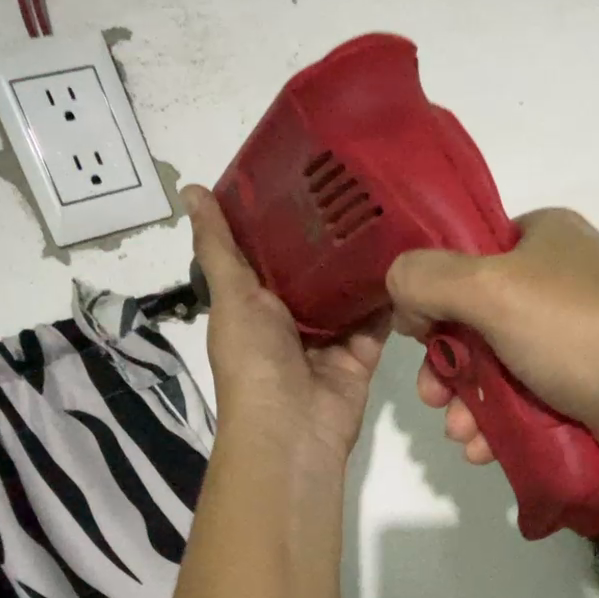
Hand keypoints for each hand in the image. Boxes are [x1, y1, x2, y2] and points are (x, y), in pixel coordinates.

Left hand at [185, 185, 388, 466]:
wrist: (292, 431)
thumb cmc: (252, 361)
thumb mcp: (231, 296)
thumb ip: (218, 246)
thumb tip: (189, 189)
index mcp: (253, 304)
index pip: (267, 251)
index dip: (280, 214)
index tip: (304, 166)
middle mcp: (291, 318)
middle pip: (313, 270)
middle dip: (330, 236)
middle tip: (360, 183)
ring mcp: (329, 338)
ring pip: (349, 293)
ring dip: (365, 262)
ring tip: (390, 211)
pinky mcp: (362, 354)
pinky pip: (378, 320)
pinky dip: (391, 297)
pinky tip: (409, 258)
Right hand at [386, 208, 598, 471]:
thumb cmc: (576, 331)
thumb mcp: (490, 289)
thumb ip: (427, 279)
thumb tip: (400, 293)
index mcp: (541, 236)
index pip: (466, 255)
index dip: (432, 295)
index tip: (414, 336)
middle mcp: (557, 278)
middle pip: (475, 319)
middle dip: (446, 366)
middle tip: (431, 398)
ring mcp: (573, 334)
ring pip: (497, 365)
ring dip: (468, 403)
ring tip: (461, 437)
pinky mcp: (584, 382)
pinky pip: (525, 397)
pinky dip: (499, 422)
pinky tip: (483, 449)